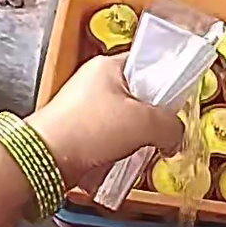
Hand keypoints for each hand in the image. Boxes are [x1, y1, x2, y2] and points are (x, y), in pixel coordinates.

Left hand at [26, 54, 183, 181]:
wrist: (46, 160)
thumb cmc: (88, 130)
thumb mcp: (143, 122)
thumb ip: (170, 125)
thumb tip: (177, 136)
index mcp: (110, 66)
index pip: (150, 64)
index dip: (168, 83)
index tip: (178, 104)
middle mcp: (97, 84)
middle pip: (141, 98)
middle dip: (154, 120)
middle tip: (161, 134)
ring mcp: (87, 109)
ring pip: (127, 123)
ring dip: (138, 140)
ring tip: (141, 151)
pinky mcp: (82, 134)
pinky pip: (112, 140)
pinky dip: (122, 152)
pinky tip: (124, 161)